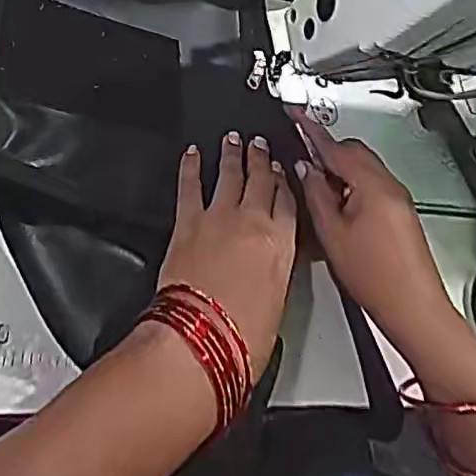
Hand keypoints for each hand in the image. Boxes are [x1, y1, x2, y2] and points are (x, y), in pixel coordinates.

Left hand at [156, 132, 297, 378]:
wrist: (202, 336)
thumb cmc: (243, 335)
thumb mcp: (278, 302)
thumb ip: (276, 271)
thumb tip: (270, 265)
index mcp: (280, 244)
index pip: (288, 203)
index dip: (285, 183)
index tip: (282, 170)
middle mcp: (251, 222)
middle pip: (260, 181)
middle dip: (261, 159)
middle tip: (260, 144)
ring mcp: (217, 217)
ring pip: (228, 174)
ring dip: (231, 154)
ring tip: (233, 139)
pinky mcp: (187, 221)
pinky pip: (190, 185)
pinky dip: (190, 166)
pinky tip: (191, 154)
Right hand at [288, 109, 457, 347]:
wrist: (414, 310)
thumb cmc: (378, 279)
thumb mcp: (331, 233)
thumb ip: (315, 193)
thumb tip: (305, 169)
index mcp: (372, 186)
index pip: (335, 146)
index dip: (310, 130)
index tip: (296, 115)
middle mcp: (390, 187)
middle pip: (353, 151)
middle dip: (327, 152)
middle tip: (303, 161)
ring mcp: (398, 199)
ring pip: (363, 167)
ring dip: (339, 170)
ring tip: (318, 190)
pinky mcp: (401, 212)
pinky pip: (372, 184)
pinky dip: (352, 185)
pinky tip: (338, 206)